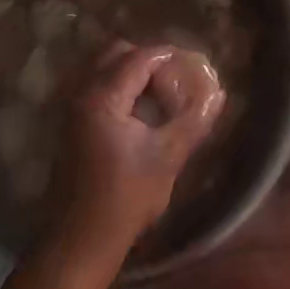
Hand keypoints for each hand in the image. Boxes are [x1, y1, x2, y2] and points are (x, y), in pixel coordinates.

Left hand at [49, 42, 226, 260]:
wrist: (82, 235)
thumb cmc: (126, 197)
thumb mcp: (167, 157)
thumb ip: (193, 121)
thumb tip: (218, 94)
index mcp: (103, 96)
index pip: (138, 58)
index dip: (167, 55)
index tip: (192, 62)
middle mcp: (82, 91)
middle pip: (116, 53)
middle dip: (147, 58)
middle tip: (175, 77)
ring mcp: (72, 104)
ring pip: (103, 67)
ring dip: (131, 70)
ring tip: (161, 91)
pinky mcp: (71, 119)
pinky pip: (96, 83)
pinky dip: (118, 84)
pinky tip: (140, 108)